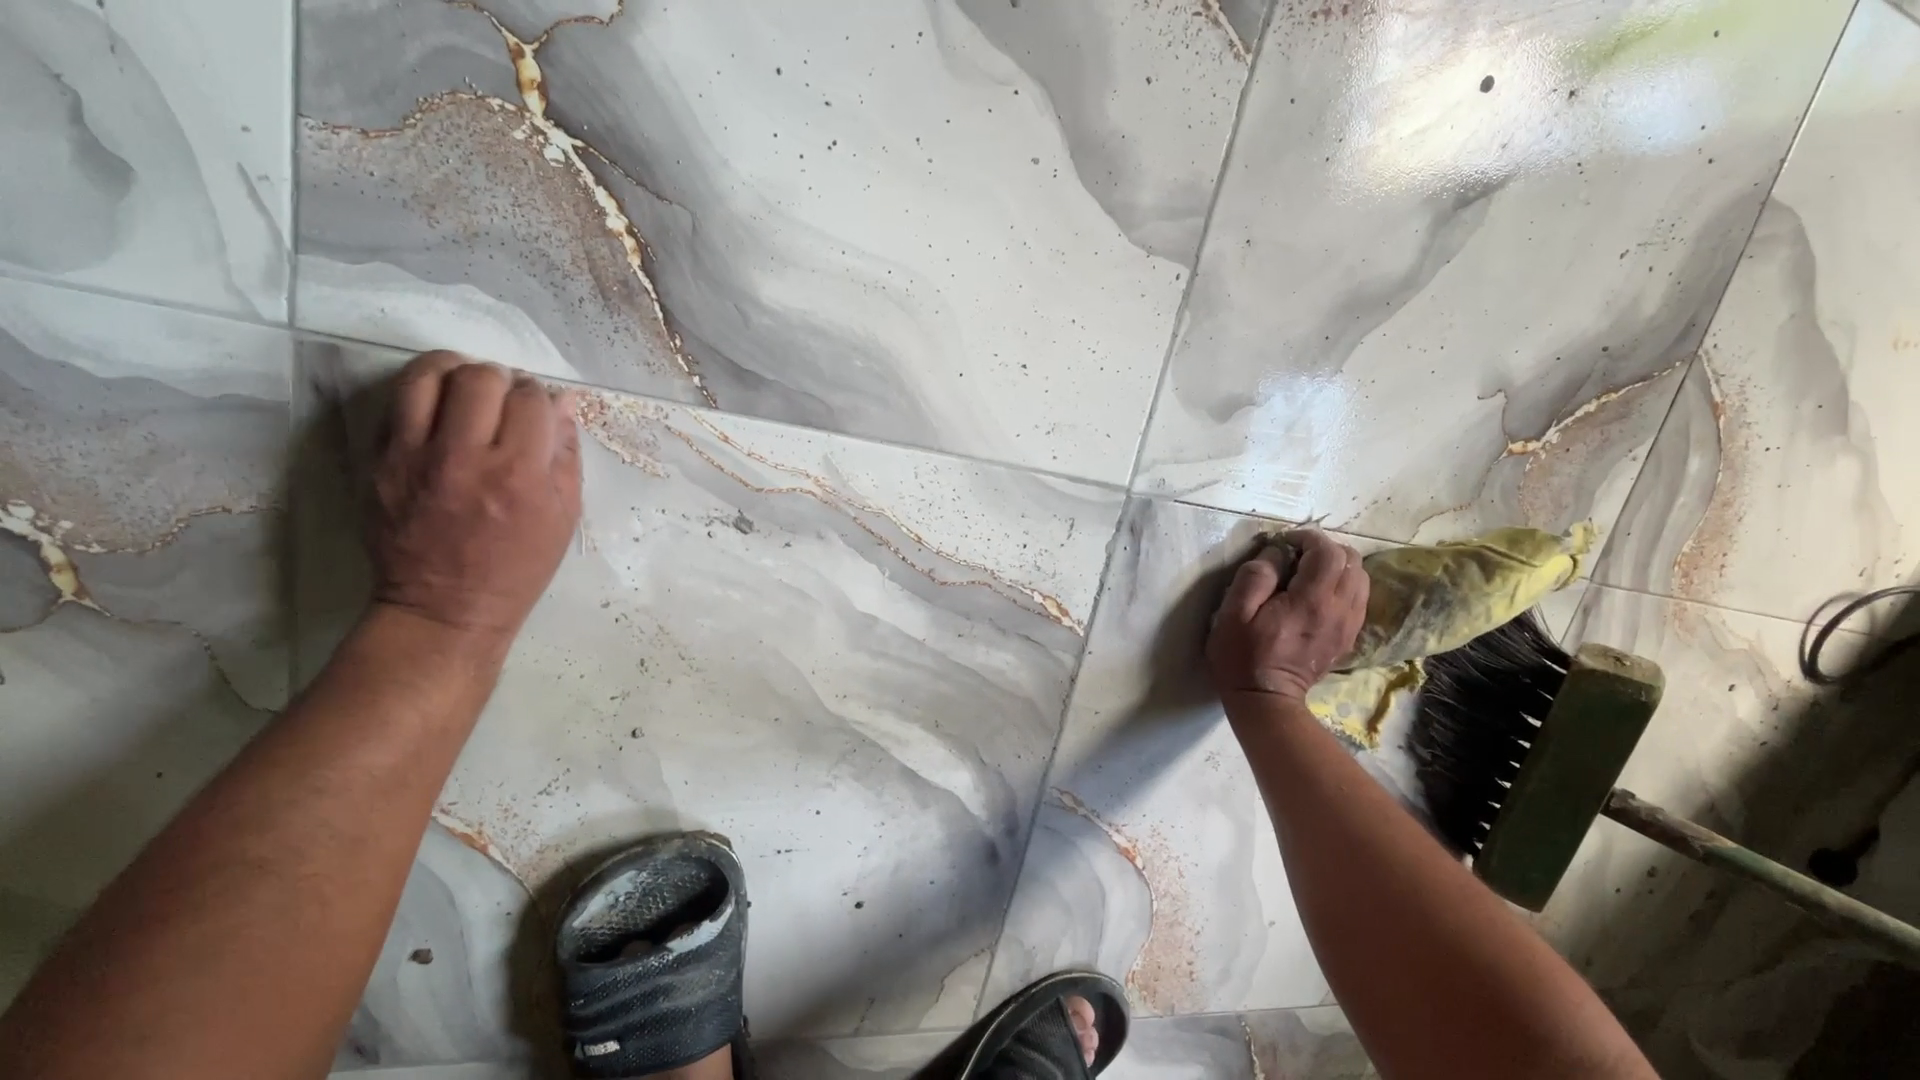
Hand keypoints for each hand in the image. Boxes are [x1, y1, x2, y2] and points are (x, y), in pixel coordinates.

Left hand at [367, 352, 583, 647]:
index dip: (540, 397)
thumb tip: (561, 403)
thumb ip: (564, 454)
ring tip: (465, 386)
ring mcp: (415, 456)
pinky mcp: (380, 463)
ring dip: (454, 370)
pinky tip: (437, 411)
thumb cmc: (518, 567)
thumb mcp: (564, 515)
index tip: (539, 410)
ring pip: (428, 375)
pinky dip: (422, 396)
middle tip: (504, 398)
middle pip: (481, 377)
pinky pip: (397, 403)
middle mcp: (465, 456)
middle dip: (500, 379)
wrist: (446, 607)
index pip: (532, 399)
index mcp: (519, 473)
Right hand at [1207, 530, 1368, 701]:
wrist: (1266, 700)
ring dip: (1338, 567)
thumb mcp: (1233, 613)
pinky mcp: (1348, 636)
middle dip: (1326, 549)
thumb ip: (1255, 576)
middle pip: (1352, 561)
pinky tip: (1318, 594)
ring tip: (1309, 573)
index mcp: (1312, 601)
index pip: (1328, 552)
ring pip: (1361, 578)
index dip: (1308, 538)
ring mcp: (1348, 625)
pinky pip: (1359, 599)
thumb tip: (1276, 554)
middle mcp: (1339, 609)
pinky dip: (1344, 586)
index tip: (1285, 542)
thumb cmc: (1242, 656)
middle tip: (1297, 556)